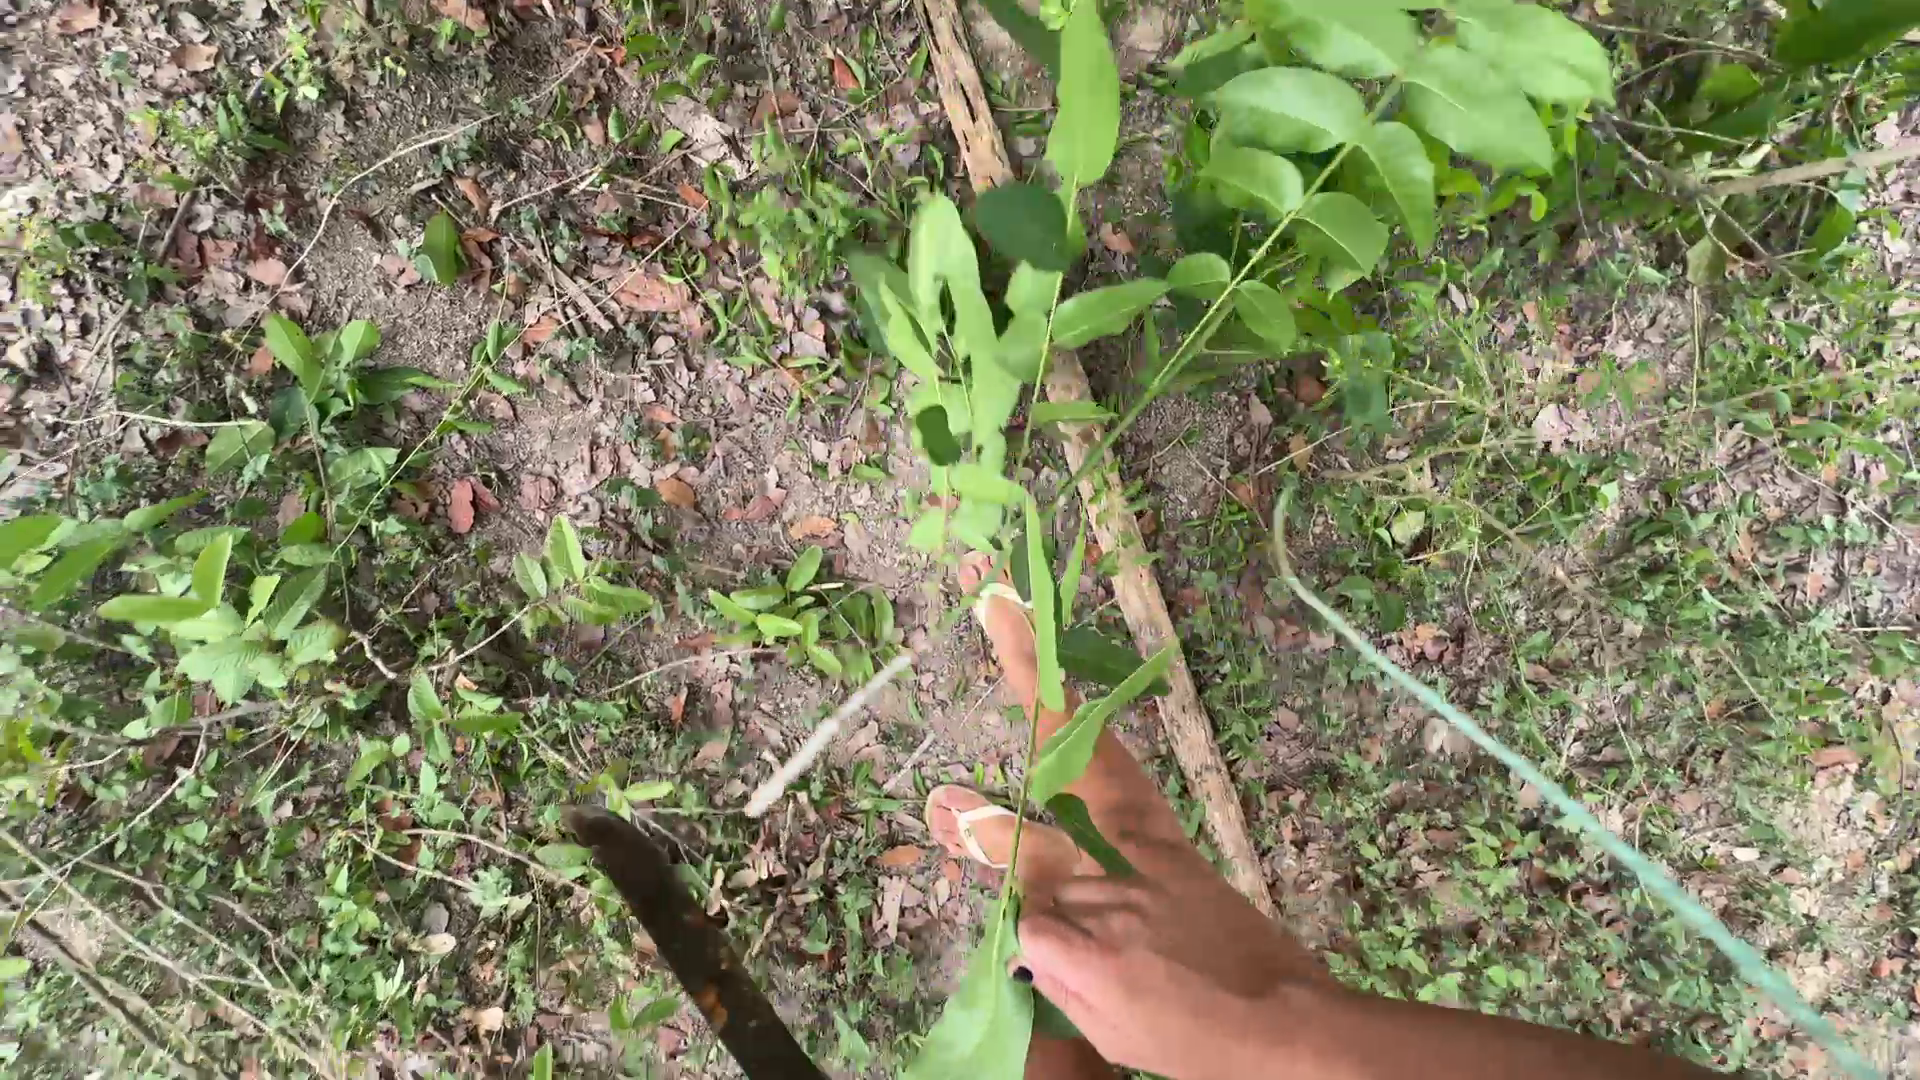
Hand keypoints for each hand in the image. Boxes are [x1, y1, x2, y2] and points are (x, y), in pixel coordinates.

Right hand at [1015, 832, 1328, 1079]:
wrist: (1279, 1015)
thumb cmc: (1198, 1047)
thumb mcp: (1119, 1041)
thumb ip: (1064, 995)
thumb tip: (1028, 962)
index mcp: (1093, 963)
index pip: (1029, 924)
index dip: (1034, 941)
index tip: (1053, 956)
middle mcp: (1109, 912)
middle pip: (1054, 896)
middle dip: (1060, 920)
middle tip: (1088, 948)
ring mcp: (1142, 882)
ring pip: (1087, 877)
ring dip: (1090, 900)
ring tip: (1122, 928)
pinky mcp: (1172, 864)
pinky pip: (1124, 849)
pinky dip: (1120, 867)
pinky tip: (1136, 890)